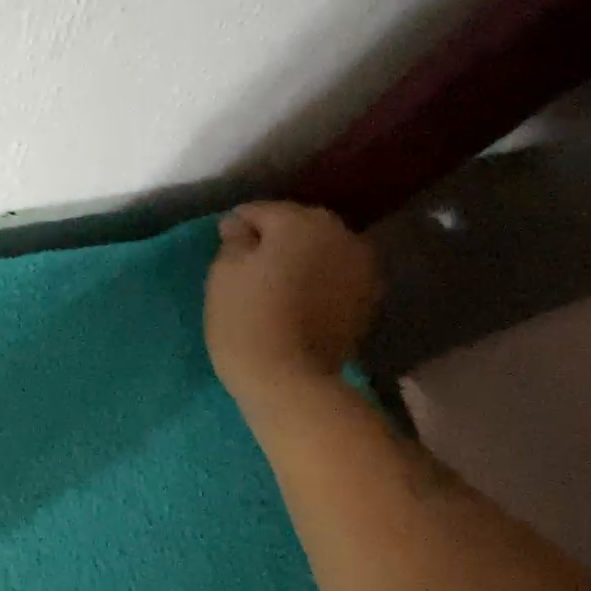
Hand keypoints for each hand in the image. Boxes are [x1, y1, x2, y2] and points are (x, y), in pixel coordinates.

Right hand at [203, 201, 380, 401]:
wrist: (290, 379)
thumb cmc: (246, 322)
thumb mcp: (223, 276)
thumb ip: (234, 242)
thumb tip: (239, 225)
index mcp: (299, 221)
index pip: (260, 211)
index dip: (237, 227)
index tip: (224, 247)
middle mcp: (339, 232)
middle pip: (298, 226)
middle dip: (276, 240)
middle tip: (250, 267)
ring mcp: (361, 266)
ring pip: (322, 251)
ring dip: (302, 260)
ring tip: (278, 285)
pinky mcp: (367, 298)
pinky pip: (336, 277)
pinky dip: (320, 282)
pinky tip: (301, 301)